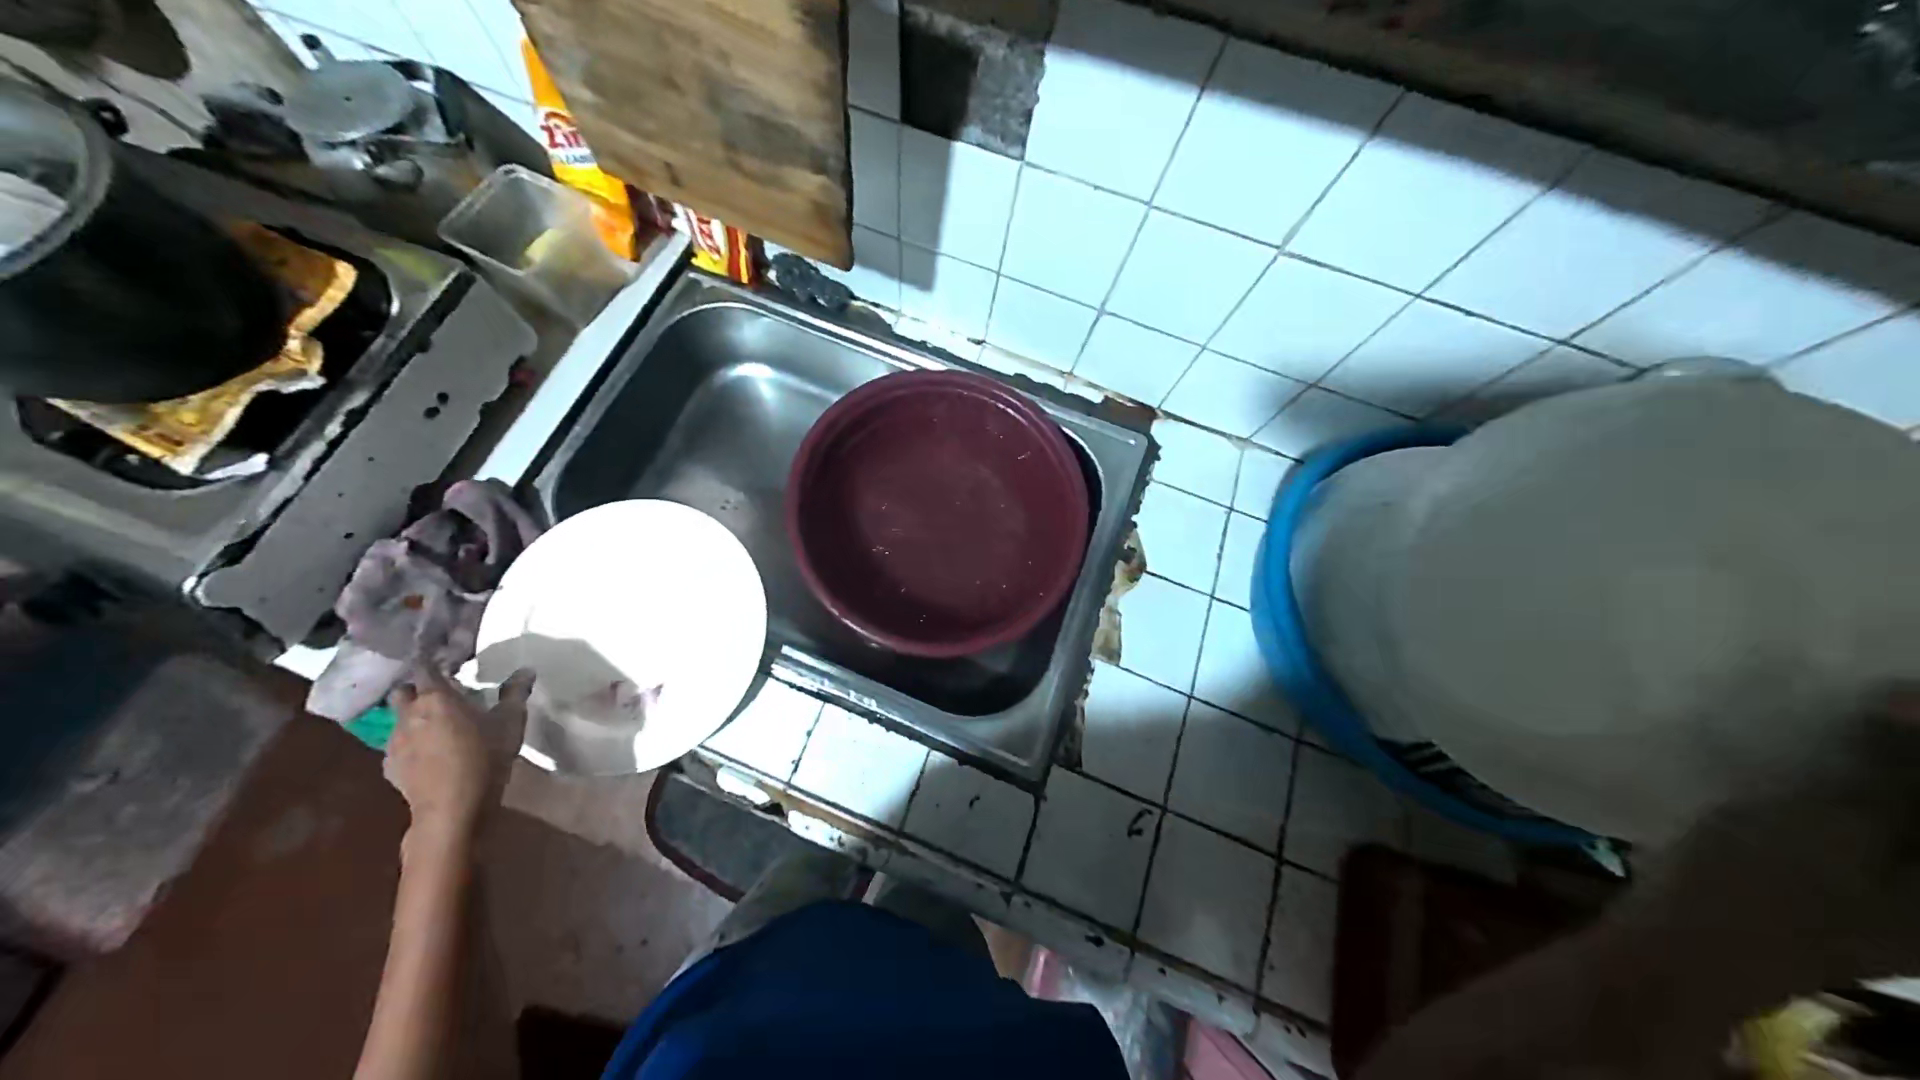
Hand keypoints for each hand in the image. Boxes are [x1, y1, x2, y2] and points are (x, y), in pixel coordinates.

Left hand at [385, 667, 531, 835]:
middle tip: (443, 695)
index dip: (435, 661)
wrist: (452, 809)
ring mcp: (393, 742)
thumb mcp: (510, 722)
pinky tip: (430, 754)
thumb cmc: (485, 757)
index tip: (449, 662)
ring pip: (399, 719)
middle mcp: (408, 714)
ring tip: (439, 727)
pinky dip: (412, 743)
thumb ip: (515, 693)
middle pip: (403, 691)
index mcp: (436, 697)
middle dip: (417, 689)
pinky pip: (398, 746)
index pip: (426, 667)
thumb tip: (526, 670)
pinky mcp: (389, 767)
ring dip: (415, 717)